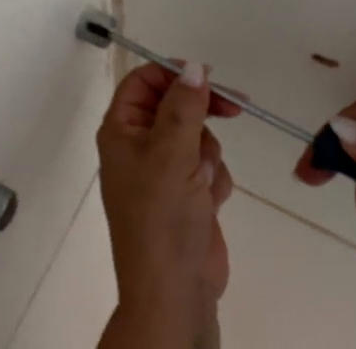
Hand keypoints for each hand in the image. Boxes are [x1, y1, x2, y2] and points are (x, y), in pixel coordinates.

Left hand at [97, 60, 240, 305]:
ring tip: (202, 181)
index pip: (143, 82)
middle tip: (235, 108)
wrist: (175, 288)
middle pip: (175, 106)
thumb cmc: (163, 214)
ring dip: (208, 154)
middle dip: (202, 113)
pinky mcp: (187, 194)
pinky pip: (208, 166)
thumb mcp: (172, 151)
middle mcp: (138, 145)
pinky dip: (214, 179)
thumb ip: (184, 105)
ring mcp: (163, 171)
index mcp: (120, 130)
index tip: (208, 75)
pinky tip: (210, 201)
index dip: (173, 74)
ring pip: (197, 136)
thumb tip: (193, 67)